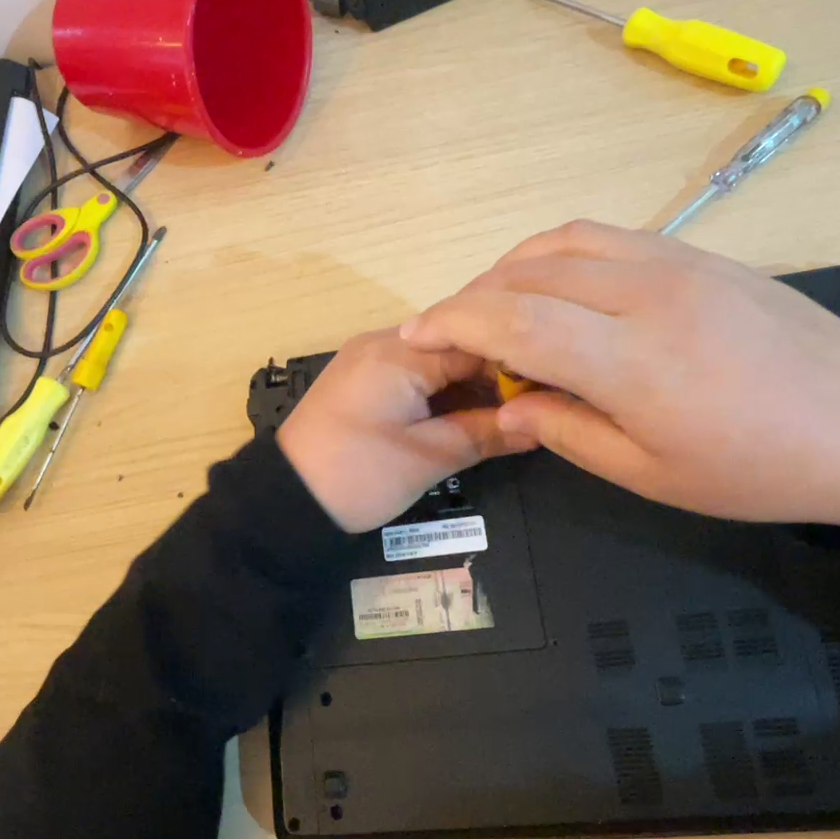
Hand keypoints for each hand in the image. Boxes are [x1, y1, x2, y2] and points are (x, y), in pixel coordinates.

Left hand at [276, 329, 534, 532]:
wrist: (285, 500)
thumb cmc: (356, 477)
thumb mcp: (427, 459)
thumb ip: (486, 435)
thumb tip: (541, 426)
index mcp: (398, 353)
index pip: (476, 338)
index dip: (518, 362)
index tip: (554, 387)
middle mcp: (383, 341)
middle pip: (457, 342)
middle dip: (497, 372)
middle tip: (537, 403)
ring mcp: (370, 357)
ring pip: (439, 357)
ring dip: (471, 383)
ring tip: (511, 411)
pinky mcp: (364, 377)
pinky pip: (416, 371)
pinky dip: (444, 390)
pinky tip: (471, 413)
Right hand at [399, 222, 839, 533]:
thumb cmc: (757, 469)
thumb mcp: (651, 474)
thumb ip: (566, 431)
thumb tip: (508, 404)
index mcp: (634, 360)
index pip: (513, 322)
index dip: (452, 324)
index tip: (414, 336)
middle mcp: (647, 293)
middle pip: (527, 273)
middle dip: (470, 299)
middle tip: (447, 334)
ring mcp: (676, 262)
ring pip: (562, 242)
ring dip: (509, 269)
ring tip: (491, 308)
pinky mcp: (697, 253)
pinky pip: (604, 236)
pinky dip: (555, 254)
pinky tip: (550, 285)